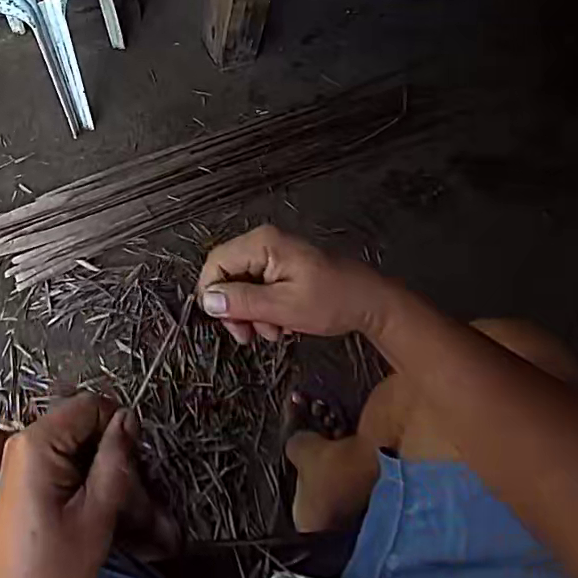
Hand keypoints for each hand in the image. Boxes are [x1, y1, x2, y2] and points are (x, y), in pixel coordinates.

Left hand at [0, 394, 144, 577]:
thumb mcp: (93, 516)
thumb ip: (114, 460)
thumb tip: (129, 419)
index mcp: (36, 443)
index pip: (90, 405)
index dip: (118, 427)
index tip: (135, 459)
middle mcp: (25, 445)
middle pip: (86, 430)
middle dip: (116, 460)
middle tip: (137, 497)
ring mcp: (24, 464)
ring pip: (82, 453)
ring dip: (108, 478)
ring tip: (128, 516)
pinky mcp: (28, 484)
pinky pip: (69, 470)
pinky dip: (91, 489)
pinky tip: (106, 517)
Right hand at [195, 224, 396, 344]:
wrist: (370, 302)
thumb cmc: (331, 302)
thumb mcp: (284, 307)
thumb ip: (243, 302)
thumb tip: (207, 301)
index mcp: (262, 243)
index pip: (216, 262)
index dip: (212, 293)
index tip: (226, 323)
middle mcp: (263, 242)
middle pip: (227, 273)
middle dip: (235, 307)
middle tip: (248, 336)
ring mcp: (272, 253)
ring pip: (241, 283)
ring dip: (251, 312)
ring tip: (273, 331)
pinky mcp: (281, 265)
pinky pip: (257, 286)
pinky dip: (263, 307)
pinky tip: (280, 323)